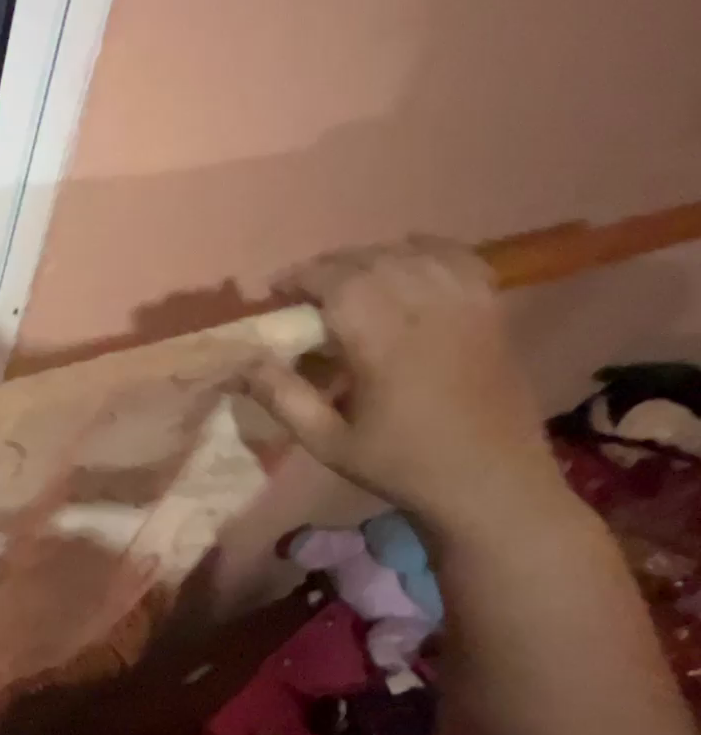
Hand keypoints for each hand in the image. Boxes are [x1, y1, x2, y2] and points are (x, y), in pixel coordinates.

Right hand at [244, 236, 562, 524]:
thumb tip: (242, 362)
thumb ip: (282, 397)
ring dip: (372, 257)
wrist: (492, 484)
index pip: (339, 281)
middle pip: (373, 261)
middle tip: (301, 289)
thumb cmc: (401, 464)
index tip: (274, 291)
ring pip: (414, 253)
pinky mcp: (493, 314)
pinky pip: (460, 260)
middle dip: (330, 265)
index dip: (301, 276)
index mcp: (384, 343)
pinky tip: (406, 260)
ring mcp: (468, 309)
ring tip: (347, 278)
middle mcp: (428, 313)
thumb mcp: (325, 441)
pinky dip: (427, 251)